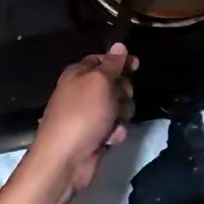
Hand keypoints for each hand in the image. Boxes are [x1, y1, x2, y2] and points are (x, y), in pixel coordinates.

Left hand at [27, 44, 134, 194]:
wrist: (66, 159)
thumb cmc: (82, 114)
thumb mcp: (99, 82)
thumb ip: (112, 64)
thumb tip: (119, 45)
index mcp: (79, 73)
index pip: (103, 60)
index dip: (120, 62)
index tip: (136, 66)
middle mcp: (83, 91)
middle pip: (115, 83)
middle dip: (123, 92)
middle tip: (119, 98)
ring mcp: (89, 114)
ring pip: (119, 106)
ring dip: (121, 114)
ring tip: (113, 122)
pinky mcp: (96, 134)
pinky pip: (115, 127)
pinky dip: (115, 132)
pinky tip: (109, 139)